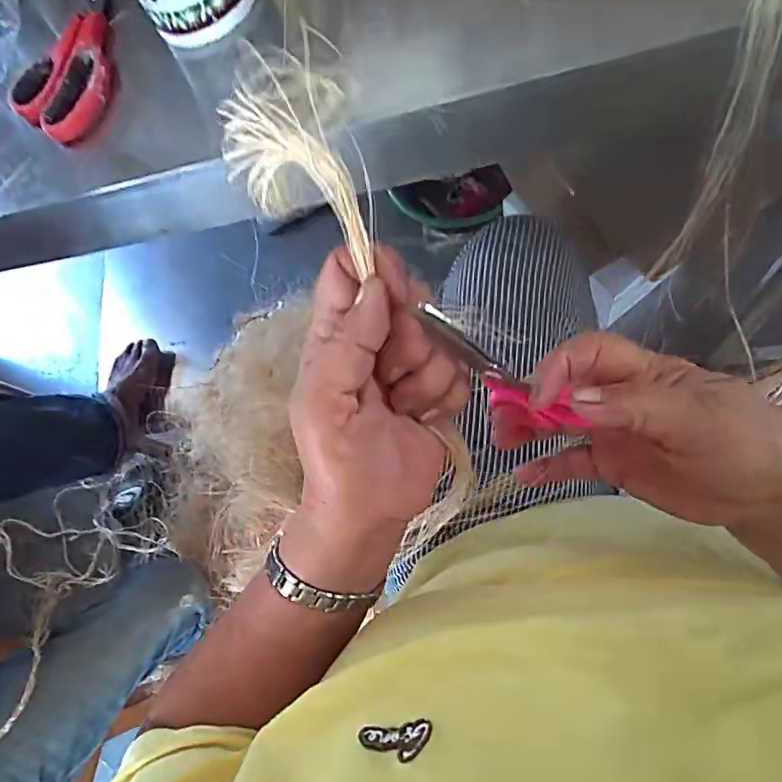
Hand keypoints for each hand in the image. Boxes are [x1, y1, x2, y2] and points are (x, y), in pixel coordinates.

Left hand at [287, 245, 470, 586]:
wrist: (369, 512)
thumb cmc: (336, 459)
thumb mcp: (324, 399)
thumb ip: (347, 340)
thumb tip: (375, 286)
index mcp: (334, 339)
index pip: (347, 274)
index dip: (372, 269)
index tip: (391, 288)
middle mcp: (372, 345)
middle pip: (405, 298)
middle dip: (407, 336)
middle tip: (390, 376)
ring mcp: (408, 368)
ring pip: (437, 337)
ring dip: (424, 377)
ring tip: (402, 410)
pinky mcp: (438, 392)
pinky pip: (457, 370)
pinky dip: (443, 397)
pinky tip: (422, 420)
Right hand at [511, 332, 781, 528]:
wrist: (770, 491)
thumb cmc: (743, 440)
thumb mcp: (693, 417)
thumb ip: (631, 407)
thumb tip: (570, 402)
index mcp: (642, 372)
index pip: (588, 353)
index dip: (558, 368)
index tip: (540, 398)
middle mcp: (621, 397)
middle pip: (564, 387)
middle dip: (530, 398)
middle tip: (503, 422)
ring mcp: (615, 431)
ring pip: (560, 423)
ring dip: (530, 428)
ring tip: (505, 443)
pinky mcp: (615, 465)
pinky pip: (572, 461)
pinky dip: (547, 466)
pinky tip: (526, 475)